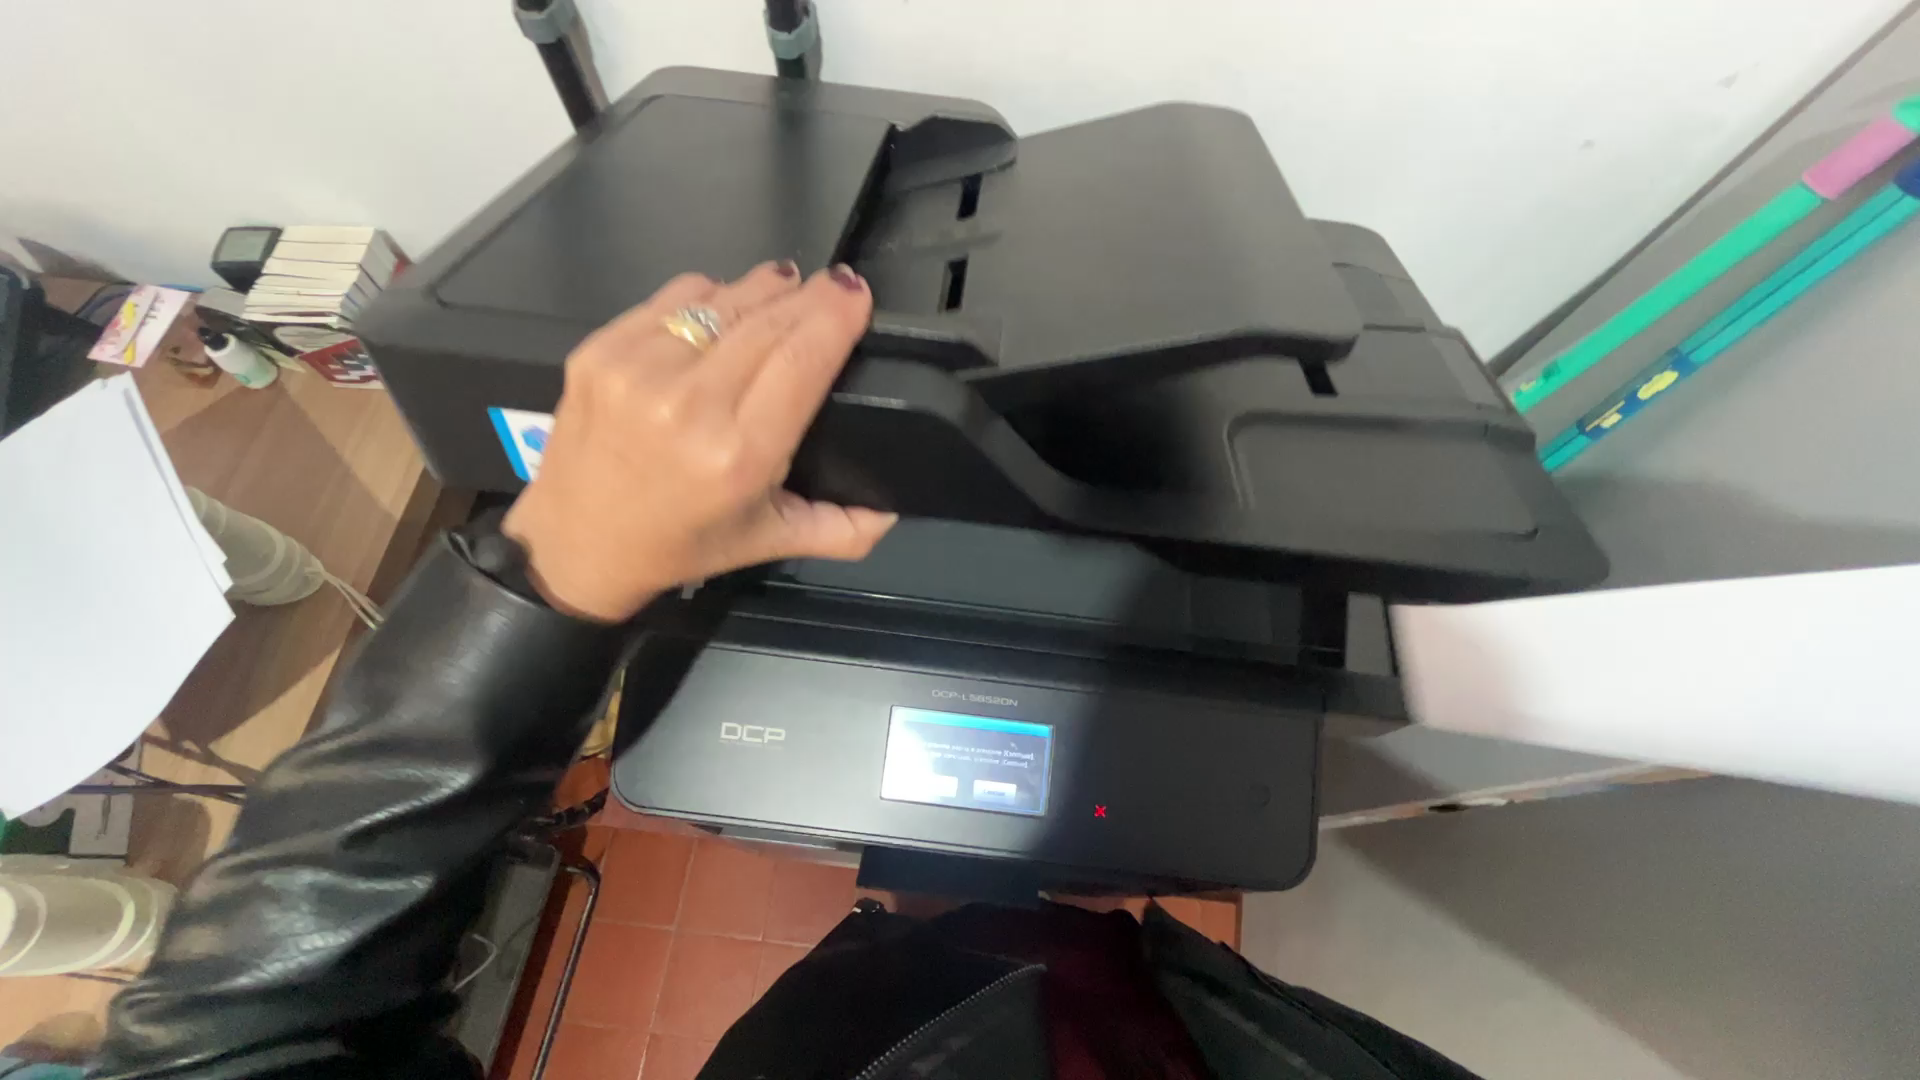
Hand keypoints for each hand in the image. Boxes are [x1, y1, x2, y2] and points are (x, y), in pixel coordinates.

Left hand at [501, 262, 896, 621]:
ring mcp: (638, 370)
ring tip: (787, 289)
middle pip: (769, 321)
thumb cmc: (682, 544)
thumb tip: (894, 507)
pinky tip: (726, 308)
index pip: (801, 360)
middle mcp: (688, 406)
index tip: (856, 294)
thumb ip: (842, 529)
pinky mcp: (601, 349)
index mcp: (739, 456)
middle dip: (811, 295)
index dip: (835, 316)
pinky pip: (675, 297)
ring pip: (722, 298)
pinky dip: (710, 294)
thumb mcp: (770, 541)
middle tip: (836, 287)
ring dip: (765, 288)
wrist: (576, 544)